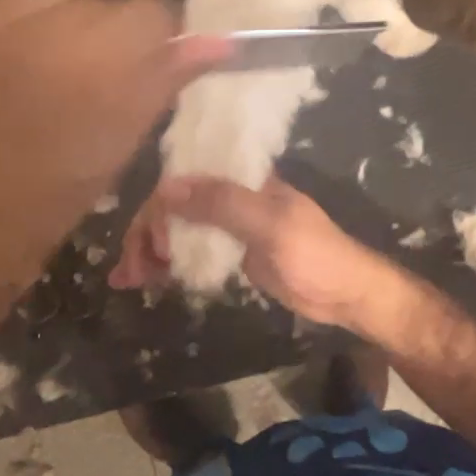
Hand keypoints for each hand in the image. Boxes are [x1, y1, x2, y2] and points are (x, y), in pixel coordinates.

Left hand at [0, 0, 228, 309]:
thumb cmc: (49, 206)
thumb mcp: (118, 150)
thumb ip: (164, 85)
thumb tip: (217, 44)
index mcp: (95, 70)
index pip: (151, 12)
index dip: (160, 38)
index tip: (154, 65)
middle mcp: (43, 34)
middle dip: (115, 32)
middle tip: (105, 75)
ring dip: (70, 19)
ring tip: (57, 64)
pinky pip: (7, 1)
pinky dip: (24, 24)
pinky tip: (16, 63)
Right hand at [109, 176, 405, 330]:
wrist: (347, 295)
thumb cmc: (317, 255)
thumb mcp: (271, 227)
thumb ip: (222, 204)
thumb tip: (166, 188)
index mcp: (245, 180)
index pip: (186, 180)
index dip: (160, 207)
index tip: (152, 244)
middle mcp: (233, 198)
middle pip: (175, 206)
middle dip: (147, 234)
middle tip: (129, 272)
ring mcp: (231, 228)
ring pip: (178, 230)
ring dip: (149, 251)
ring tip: (127, 280)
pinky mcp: (232, 254)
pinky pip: (190, 252)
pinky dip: (166, 264)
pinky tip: (146, 280)